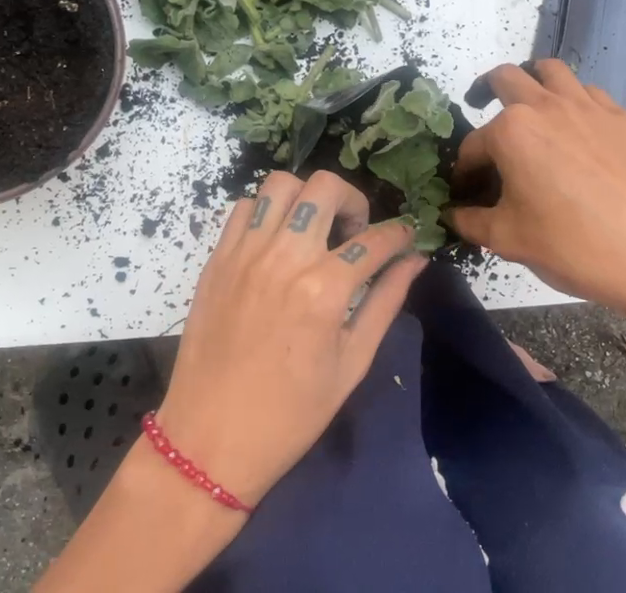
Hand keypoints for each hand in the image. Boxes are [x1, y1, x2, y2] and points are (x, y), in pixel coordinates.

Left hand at [155, 170, 427, 505]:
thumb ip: (386, 303)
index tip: (407, 235)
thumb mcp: (352, 363)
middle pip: (325, 188)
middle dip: (354, 201)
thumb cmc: (291, 414)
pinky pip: (243, 208)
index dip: (400, 233)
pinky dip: (267, 211)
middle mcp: (284, 258)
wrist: (210, 442)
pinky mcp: (216, 260)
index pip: (375, 239)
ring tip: (315, 229)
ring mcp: (244, 254)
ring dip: (307, 197)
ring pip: (280, 185)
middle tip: (355, 232)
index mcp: (325, 289)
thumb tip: (415, 261)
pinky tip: (277, 241)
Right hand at [446, 60, 625, 337]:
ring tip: (530, 105)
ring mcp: (588, 106)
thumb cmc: (571, 244)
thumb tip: (453, 216)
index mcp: (511, 131)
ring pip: (551, 71)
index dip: (465, 169)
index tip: (466, 191)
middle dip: (487, 92)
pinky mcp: (622, 118)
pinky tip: (576, 131)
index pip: (474, 144)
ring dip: (533, 81)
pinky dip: (574, 102)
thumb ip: (471, 223)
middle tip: (484, 110)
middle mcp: (546, 105)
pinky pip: (589, 94)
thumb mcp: (508, 240)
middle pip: (506, 78)